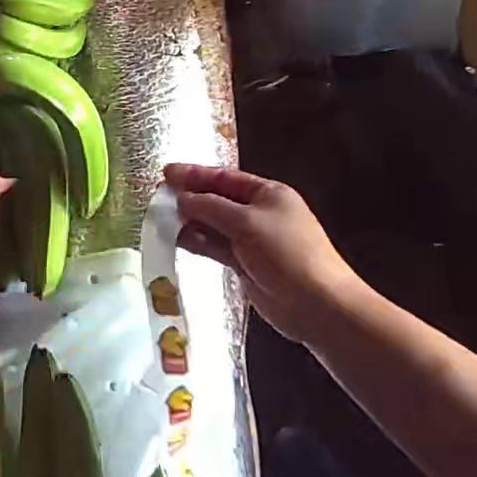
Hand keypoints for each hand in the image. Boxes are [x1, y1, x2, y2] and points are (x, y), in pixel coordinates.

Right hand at [164, 164, 369, 344]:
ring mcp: (252, 240)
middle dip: (189, 197)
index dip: (195, 174)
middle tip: (158, 196)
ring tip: (161, 218)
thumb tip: (183, 199)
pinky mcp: (245, 264)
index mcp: (268, 193)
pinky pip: (216, 248)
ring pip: (214, 225)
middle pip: (217, 200)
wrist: (317, 304)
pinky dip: (198, 243)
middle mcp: (259, 213)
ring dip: (190, 221)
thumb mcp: (248, 222)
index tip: (167, 172)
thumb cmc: (288, 253)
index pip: (225, 177)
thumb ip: (212, 208)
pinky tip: (177, 240)